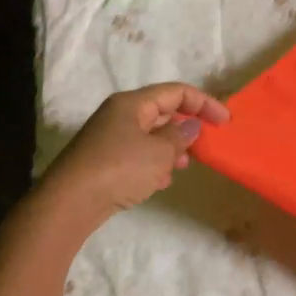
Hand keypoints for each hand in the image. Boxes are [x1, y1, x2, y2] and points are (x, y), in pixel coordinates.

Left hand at [35, 83, 230, 218]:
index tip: (226, 121)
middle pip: (163, 112)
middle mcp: (119, 115)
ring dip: (172, 148)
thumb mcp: (159, 152)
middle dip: (187, 126)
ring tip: (183, 165)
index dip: (205, 103)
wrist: (69, 204)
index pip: (177, 92)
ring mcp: (110, 139)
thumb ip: (180, 136)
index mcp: (132, 104)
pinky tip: (159, 182)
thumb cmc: (119, 169)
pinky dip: (154, 164)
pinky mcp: (105, 161)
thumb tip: (191, 126)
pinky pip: (138, 154)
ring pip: (151, 135)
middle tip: (206, 143)